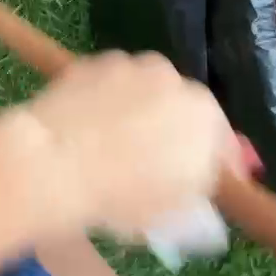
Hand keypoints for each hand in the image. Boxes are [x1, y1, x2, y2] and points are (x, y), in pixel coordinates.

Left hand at [0, 51, 238, 237]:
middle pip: (180, 106)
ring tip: (119, 145)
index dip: (215, 164)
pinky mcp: (85, 61)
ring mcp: (123, 62)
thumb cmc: (126, 194)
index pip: (220, 138)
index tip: (206, 184)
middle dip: (175, 131)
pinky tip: (92, 126)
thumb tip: (198, 198)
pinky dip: (104, 100)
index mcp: (203, 111)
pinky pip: (106, 84)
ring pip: (142, 90)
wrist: (55, 158)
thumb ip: (200, 199)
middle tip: (159, 163)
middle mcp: (168, 75)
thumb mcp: (181, 214)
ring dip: (138, 111)